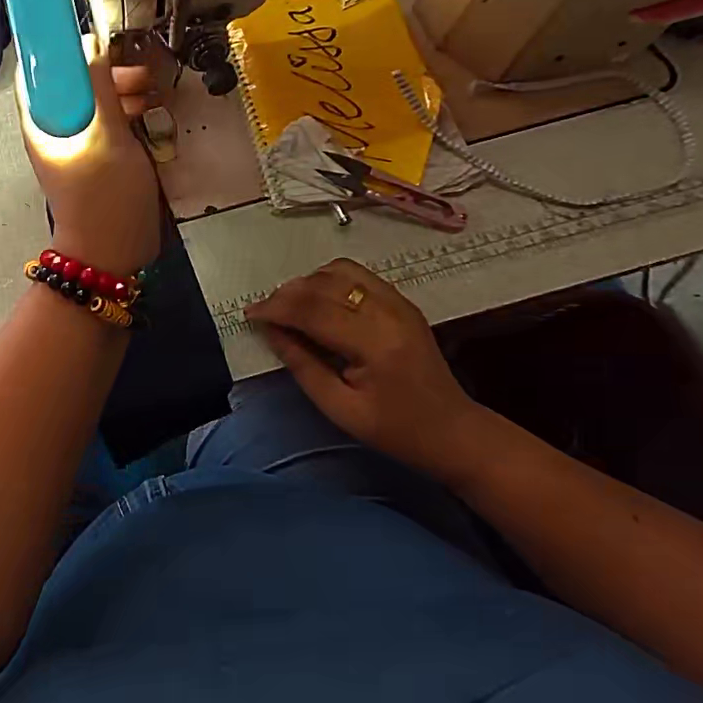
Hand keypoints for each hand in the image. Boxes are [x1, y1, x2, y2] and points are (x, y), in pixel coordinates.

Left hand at [18, 46, 163, 277]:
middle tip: (138, 76)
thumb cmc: (105, 197)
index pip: (36, 68)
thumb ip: (100, 88)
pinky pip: (109, 123)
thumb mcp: (107, 137)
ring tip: (149, 96)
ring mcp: (77, 144)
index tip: (87, 30)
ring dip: (121, 92)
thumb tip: (92, 46)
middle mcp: (55, 128)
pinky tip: (149, 115)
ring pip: (94, 102)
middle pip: (72, 82)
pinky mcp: (98, 157)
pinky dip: (127, 114)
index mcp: (42, 120)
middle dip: (104, 71)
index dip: (56, 43)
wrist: (112, 253)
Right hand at [245, 259, 483, 476]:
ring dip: (307, 283)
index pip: (315, 310)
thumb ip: (303, 365)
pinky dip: (329, 280)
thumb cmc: (395, 430)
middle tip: (263, 312)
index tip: (249, 315)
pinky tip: (317, 300)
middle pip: (325, 285)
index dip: (277, 308)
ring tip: (288, 306)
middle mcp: (389, 311)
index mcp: (376, 343)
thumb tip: (271, 331)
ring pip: (340, 272)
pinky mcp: (401, 300)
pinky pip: (357, 275)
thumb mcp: (340, 409)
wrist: (453, 430)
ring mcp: (398, 301)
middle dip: (286, 294)